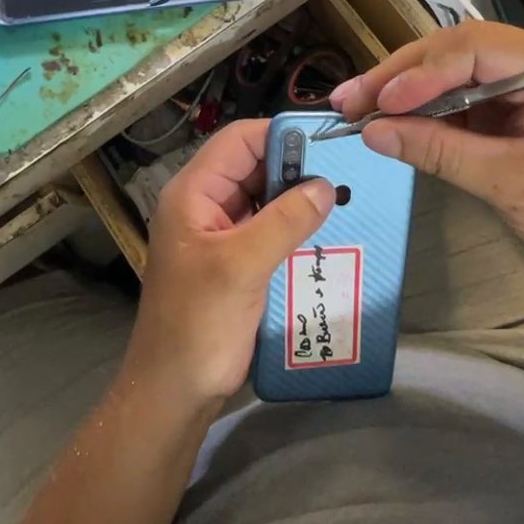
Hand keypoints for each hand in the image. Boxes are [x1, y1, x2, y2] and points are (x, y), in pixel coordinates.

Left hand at [123, 120, 334, 404]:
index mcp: (193, 194)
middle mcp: (204, 206)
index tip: (329, 141)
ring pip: (264, 199)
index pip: (238, 141)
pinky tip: (329, 233)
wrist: (175, 389)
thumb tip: (325, 185)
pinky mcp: (235, 262)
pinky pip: (268, 230)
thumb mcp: (241, 267)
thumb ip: (283, 221)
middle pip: (253, 167)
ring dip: (299, 199)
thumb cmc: (197, 324)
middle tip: (348, 172)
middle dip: (296, 167)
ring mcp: (219, 235)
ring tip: (348, 198)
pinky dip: (295, 228)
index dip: (280, 135)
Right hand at [329, 22, 523, 287]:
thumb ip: (438, 150)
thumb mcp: (509, 181)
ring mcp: (523, 86)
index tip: (379, 103)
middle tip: (348, 100)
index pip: (473, 48)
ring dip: (404, 93)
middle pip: (455, 52)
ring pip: (450, 74)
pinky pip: (459, 102)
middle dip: (400, 77)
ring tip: (354, 107)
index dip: (420, 72)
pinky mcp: (512, 111)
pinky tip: (387, 120)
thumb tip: (370, 132)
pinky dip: (423, 113)